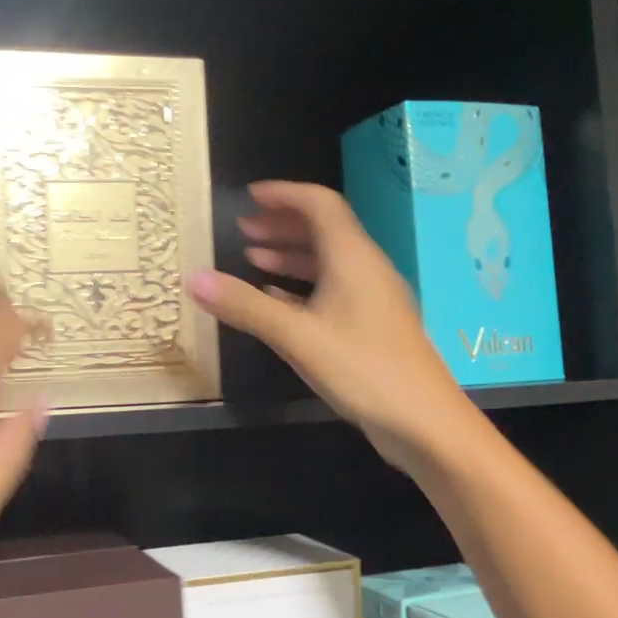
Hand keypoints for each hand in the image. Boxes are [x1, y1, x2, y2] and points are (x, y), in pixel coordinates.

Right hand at [187, 180, 475, 469]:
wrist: (425, 423)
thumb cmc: (363, 370)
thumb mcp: (296, 337)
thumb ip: (244, 306)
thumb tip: (192, 278)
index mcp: (352, 258)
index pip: (319, 204)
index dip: (283, 194)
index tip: (248, 196)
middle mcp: (365, 269)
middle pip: (323, 229)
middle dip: (282, 224)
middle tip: (242, 229)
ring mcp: (372, 299)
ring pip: (327, 261)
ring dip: (290, 255)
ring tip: (252, 258)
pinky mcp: (371, 326)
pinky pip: (332, 290)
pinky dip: (301, 287)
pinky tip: (276, 302)